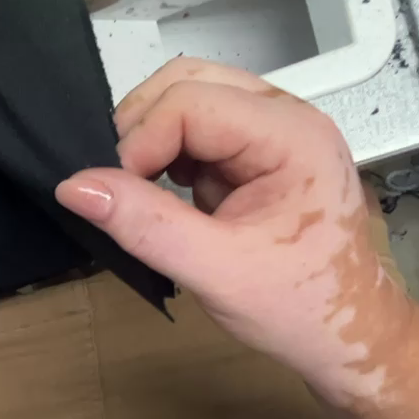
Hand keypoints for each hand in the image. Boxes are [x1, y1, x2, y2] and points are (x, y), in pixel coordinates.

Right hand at [55, 58, 416, 404]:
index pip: (190, 102)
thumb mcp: (213, 271)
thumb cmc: (295, 308)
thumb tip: (74, 187)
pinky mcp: (255, 157)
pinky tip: (172, 200)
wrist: (344, 336)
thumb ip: (144, 226)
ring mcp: (270, 135)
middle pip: (189, 82)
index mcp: (290, 136)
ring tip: (148, 198)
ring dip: (154, 143)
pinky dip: (167, 159)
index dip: (140, 142)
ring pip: (189, 101)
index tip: (119, 199)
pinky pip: (196, 134)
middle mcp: (284, 119)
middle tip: (122, 187)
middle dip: (141, 129)